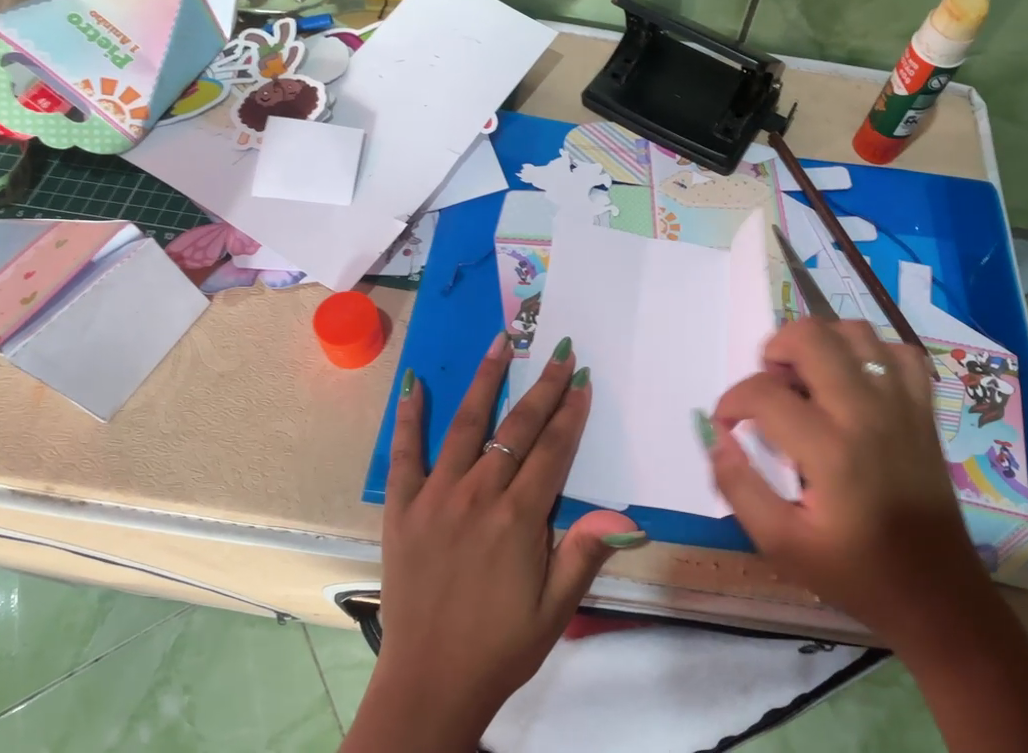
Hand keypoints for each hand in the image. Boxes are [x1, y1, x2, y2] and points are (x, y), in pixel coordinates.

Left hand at [344, 333, 640, 752]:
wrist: (429, 684)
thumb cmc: (501, 647)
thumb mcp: (556, 610)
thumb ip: (585, 554)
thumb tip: (625, 514)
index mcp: (518, 518)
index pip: (553, 449)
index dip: (571, 411)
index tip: (581, 377)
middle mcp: (477, 495)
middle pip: (517, 428)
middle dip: (541, 386)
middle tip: (557, 350)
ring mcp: (435, 497)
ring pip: (465, 426)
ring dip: (485, 381)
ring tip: (500, 343)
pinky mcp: (402, 510)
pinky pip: (405, 454)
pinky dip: (410, 418)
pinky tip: (415, 384)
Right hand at [708, 319, 1027, 752]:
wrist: (936, 595)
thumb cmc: (855, 573)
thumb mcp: (781, 546)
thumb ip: (740, 488)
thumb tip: (719, 439)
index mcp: (831, 450)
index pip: (764, 393)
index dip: (732, 402)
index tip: (728, 426)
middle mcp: (868, 413)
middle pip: (812, 336)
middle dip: (774, 350)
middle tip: (768, 387)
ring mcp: (902, 405)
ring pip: (856, 331)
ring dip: (821, 345)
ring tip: (806, 381)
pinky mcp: (924, 410)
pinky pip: (898, 353)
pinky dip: (870, 354)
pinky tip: (855, 383)